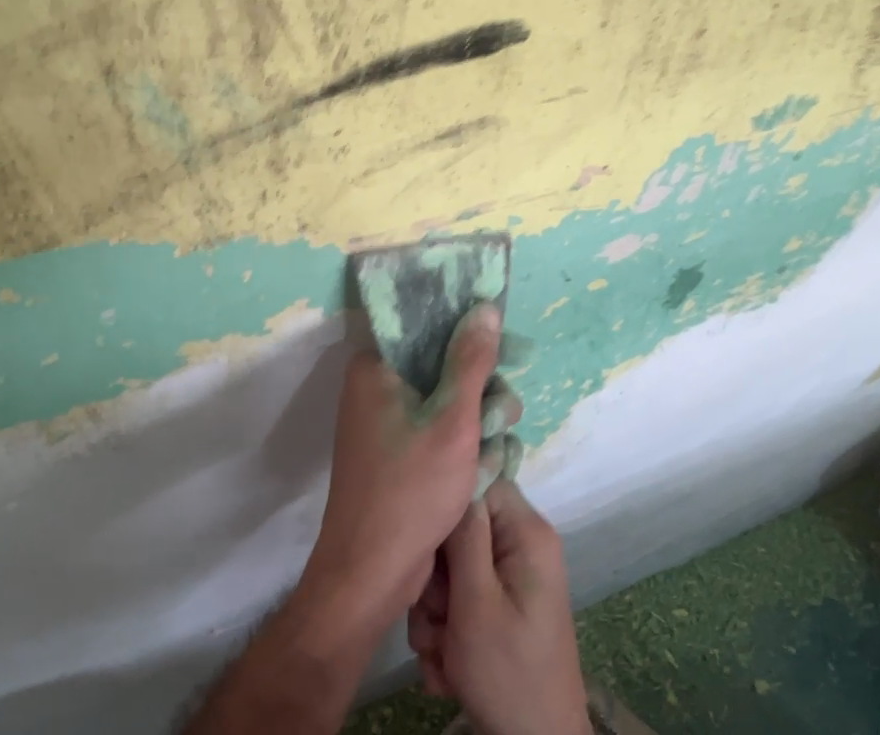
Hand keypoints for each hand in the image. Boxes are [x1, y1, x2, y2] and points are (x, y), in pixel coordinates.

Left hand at [301, 303, 502, 626]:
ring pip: (446, 400)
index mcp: (376, 368)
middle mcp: (376, 388)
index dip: (468, 330)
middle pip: (441, 364)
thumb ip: (471, 361)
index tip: (507, 347)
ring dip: (478, 419)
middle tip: (504, 413)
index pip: (425, 324)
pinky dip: (463, 442)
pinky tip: (485, 464)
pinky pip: (439, 429)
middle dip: (481, 386)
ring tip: (496, 446)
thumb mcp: (452, 420)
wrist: (371, 572)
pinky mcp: (398, 454)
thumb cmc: (410, 490)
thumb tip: (484, 308)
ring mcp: (386, 424)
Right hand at [409, 480, 590, 734]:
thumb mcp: (476, 601)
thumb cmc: (507, 671)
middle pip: (459, 533)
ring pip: (451, 573)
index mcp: (527, 534)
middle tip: (438, 618)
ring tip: (445, 652)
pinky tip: (450, 667)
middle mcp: (522, 548)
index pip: (480, 485)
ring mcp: (512, 580)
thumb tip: (458, 476)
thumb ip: (464, 537)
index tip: (430, 550)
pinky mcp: (500, 608)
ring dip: (435, 616)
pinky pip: (459, 602)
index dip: (447, 513)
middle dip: (436, 580)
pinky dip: (448, 635)